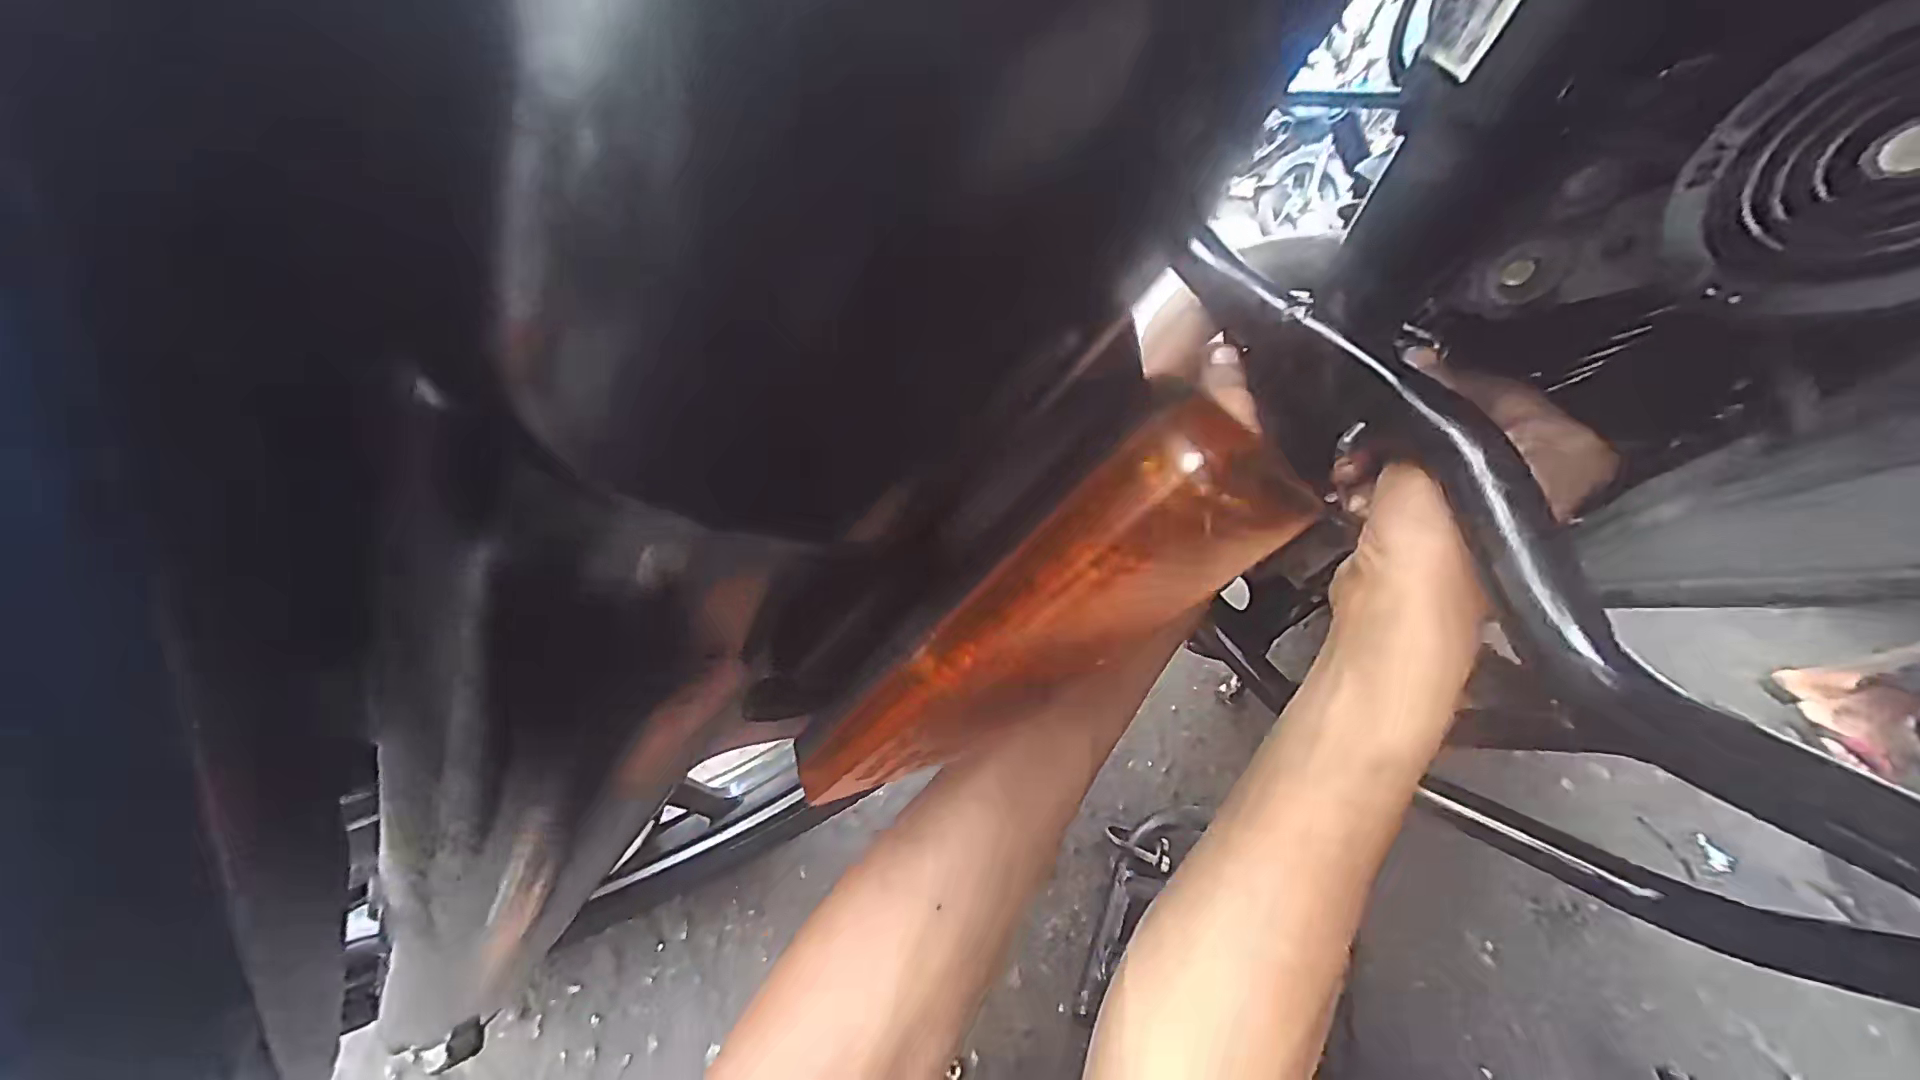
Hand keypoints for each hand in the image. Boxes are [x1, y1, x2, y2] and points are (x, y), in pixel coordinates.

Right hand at [1329, 347, 1618, 629]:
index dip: (1448, 380)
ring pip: (1422, 456)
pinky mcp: (1428, 529)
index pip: (1504, 388)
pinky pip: (1398, 486)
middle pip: (1458, 424)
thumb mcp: (1441, 443)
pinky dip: (1373, 483)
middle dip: (1404, 427)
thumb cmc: (1441, 542)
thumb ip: (1433, 399)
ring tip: (1357, 467)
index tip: (1410, 376)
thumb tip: (1420, 364)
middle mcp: (1530, 482)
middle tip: (1375, 431)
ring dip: (1379, 456)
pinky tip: (1356, 490)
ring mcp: (1477, 509)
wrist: (1395, 600)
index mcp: (1566, 454)